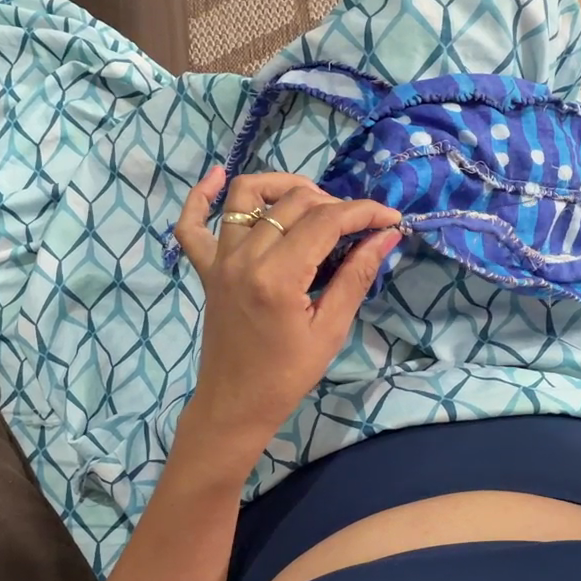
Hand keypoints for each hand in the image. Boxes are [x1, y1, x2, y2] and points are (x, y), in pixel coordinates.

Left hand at [173, 168, 402, 447]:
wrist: (235, 404)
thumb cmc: (286, 376)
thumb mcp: (330, 330)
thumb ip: (356, 277)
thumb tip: (387, 235)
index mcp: (277, 277)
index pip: (326, 221)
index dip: (363, 212)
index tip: (389, 218)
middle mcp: (243, 257)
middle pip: (292, 202)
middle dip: (333, 203)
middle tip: (356, 227)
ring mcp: (219, 260)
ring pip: (245, 196)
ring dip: (281, 187)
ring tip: (310, 202)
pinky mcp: (205, 268)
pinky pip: (191, 224)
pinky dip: (200, 196)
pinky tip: (218, 176)